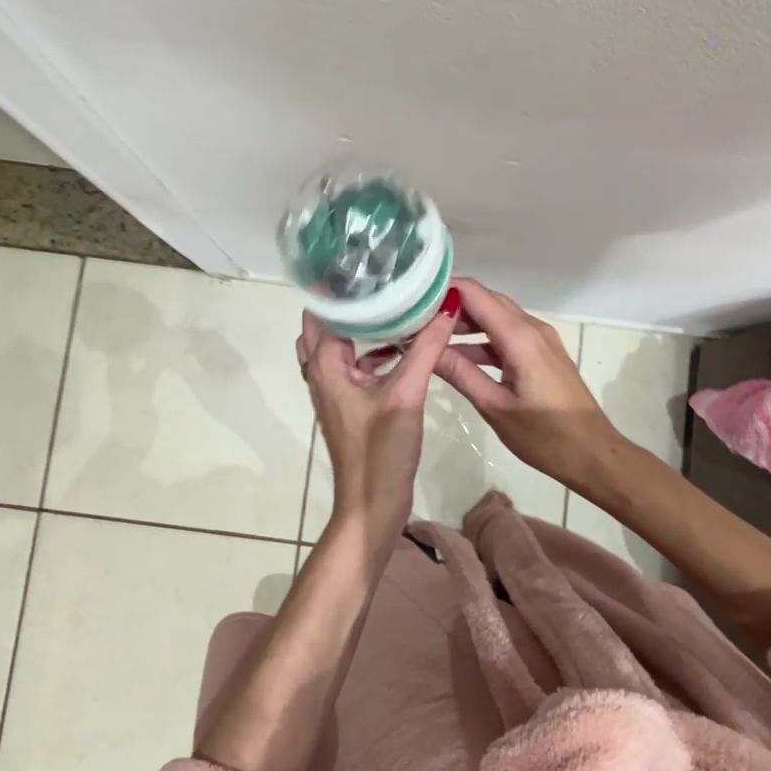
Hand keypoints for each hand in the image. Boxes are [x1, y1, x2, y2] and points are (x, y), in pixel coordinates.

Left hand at [296, 297, 459, 541]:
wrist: (371, 506)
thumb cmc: (380, 450)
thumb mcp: (406, 394)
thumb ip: (425, 348)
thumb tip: (447, 304)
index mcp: (326, 364)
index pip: (325, 309)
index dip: (346, 286)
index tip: (373, 264)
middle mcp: (323, 372)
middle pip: (330, 324)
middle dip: (355, 303)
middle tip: (388, 280)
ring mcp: (335, 391)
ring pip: (344, 346)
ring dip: (366, 327)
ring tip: (398, 304)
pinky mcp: (351, 406)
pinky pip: (357, 366)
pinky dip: (374, 352)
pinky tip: (405, 347)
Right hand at [432, 278, 628, 490]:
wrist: (593, 454)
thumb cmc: (544, 436)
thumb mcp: (494, 406)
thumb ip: (460, 373)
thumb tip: (424, 348)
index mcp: (520, 337)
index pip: (475, 294)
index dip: (444, 290)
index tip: (412, 299)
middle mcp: (532, 328)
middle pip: (486, 300)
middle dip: (451, 304)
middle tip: (414, 317)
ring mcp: (540, 340)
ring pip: (497, 316)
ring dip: (466, 322)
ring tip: (429, 334)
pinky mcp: (542, 354)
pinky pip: (507, 334)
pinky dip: (482, 338)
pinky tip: (459, 356)